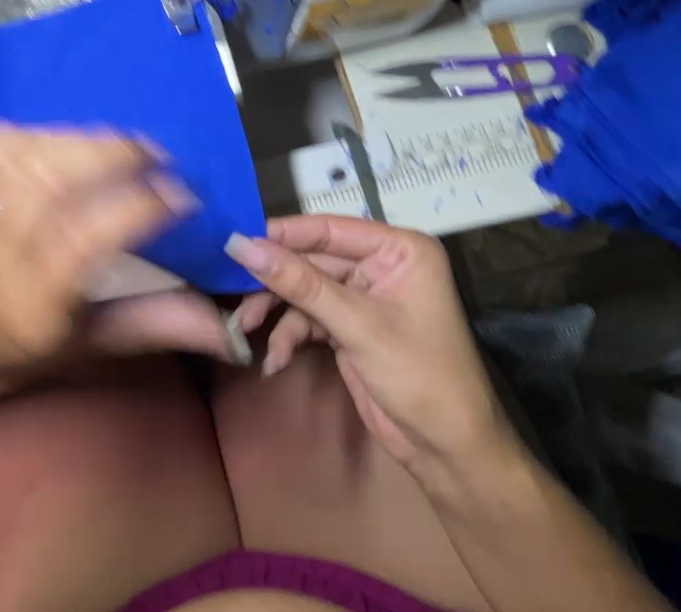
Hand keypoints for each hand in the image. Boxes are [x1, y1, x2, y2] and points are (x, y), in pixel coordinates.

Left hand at [0, 123, 247, 411]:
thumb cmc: (18, 355)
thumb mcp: (88, 347)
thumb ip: (154, 325)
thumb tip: (226, 325)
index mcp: (30, 301)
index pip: (88, 237)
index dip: (139, 207)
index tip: (180, 195)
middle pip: (51, 180)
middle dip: (111, 154)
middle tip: (154, 153)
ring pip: (22, 156)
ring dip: (76, 140)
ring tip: (114, 146)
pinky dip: (27, 133)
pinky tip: (56, 142)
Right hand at [225, 216, 515, 472]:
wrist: (449, 450)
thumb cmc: (420, 375)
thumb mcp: (356, 325)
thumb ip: (298, 283)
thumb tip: (240, 245)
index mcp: (399, 250)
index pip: (328, 229)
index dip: (281, 235)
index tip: (233, 241)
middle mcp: (380, 265)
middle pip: (310, 260)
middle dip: (273, 282)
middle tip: (230, 290)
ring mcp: (363, 297)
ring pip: (303, 290)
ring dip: (275, 311)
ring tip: (244, 329)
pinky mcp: (348, 326)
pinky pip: (307, 318)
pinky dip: (290, 336)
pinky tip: (276, 360)